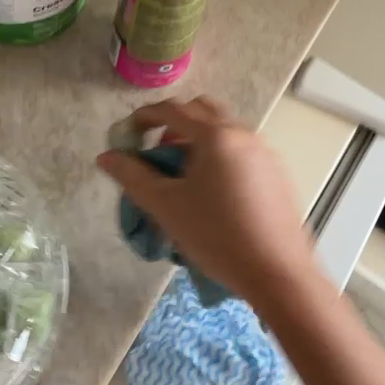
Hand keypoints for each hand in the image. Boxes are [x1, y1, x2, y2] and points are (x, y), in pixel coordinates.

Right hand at [97, 97, 319, 314]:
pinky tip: (213, 191)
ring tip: (183, 175)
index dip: (144, 116)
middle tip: (157, 152)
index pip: (172, 110)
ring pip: (224, 129)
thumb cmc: (217, 237)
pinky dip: (220, 154)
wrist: (279, 275)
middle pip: (201, 110)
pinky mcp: (277, 172)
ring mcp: (265, 152)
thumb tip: (105, 156)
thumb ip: (132, 177)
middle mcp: (242, 133)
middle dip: (174, 123)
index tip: (128, 132)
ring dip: (198, 140)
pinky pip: (241, 149)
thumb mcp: (166, 207)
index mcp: (215, 135)